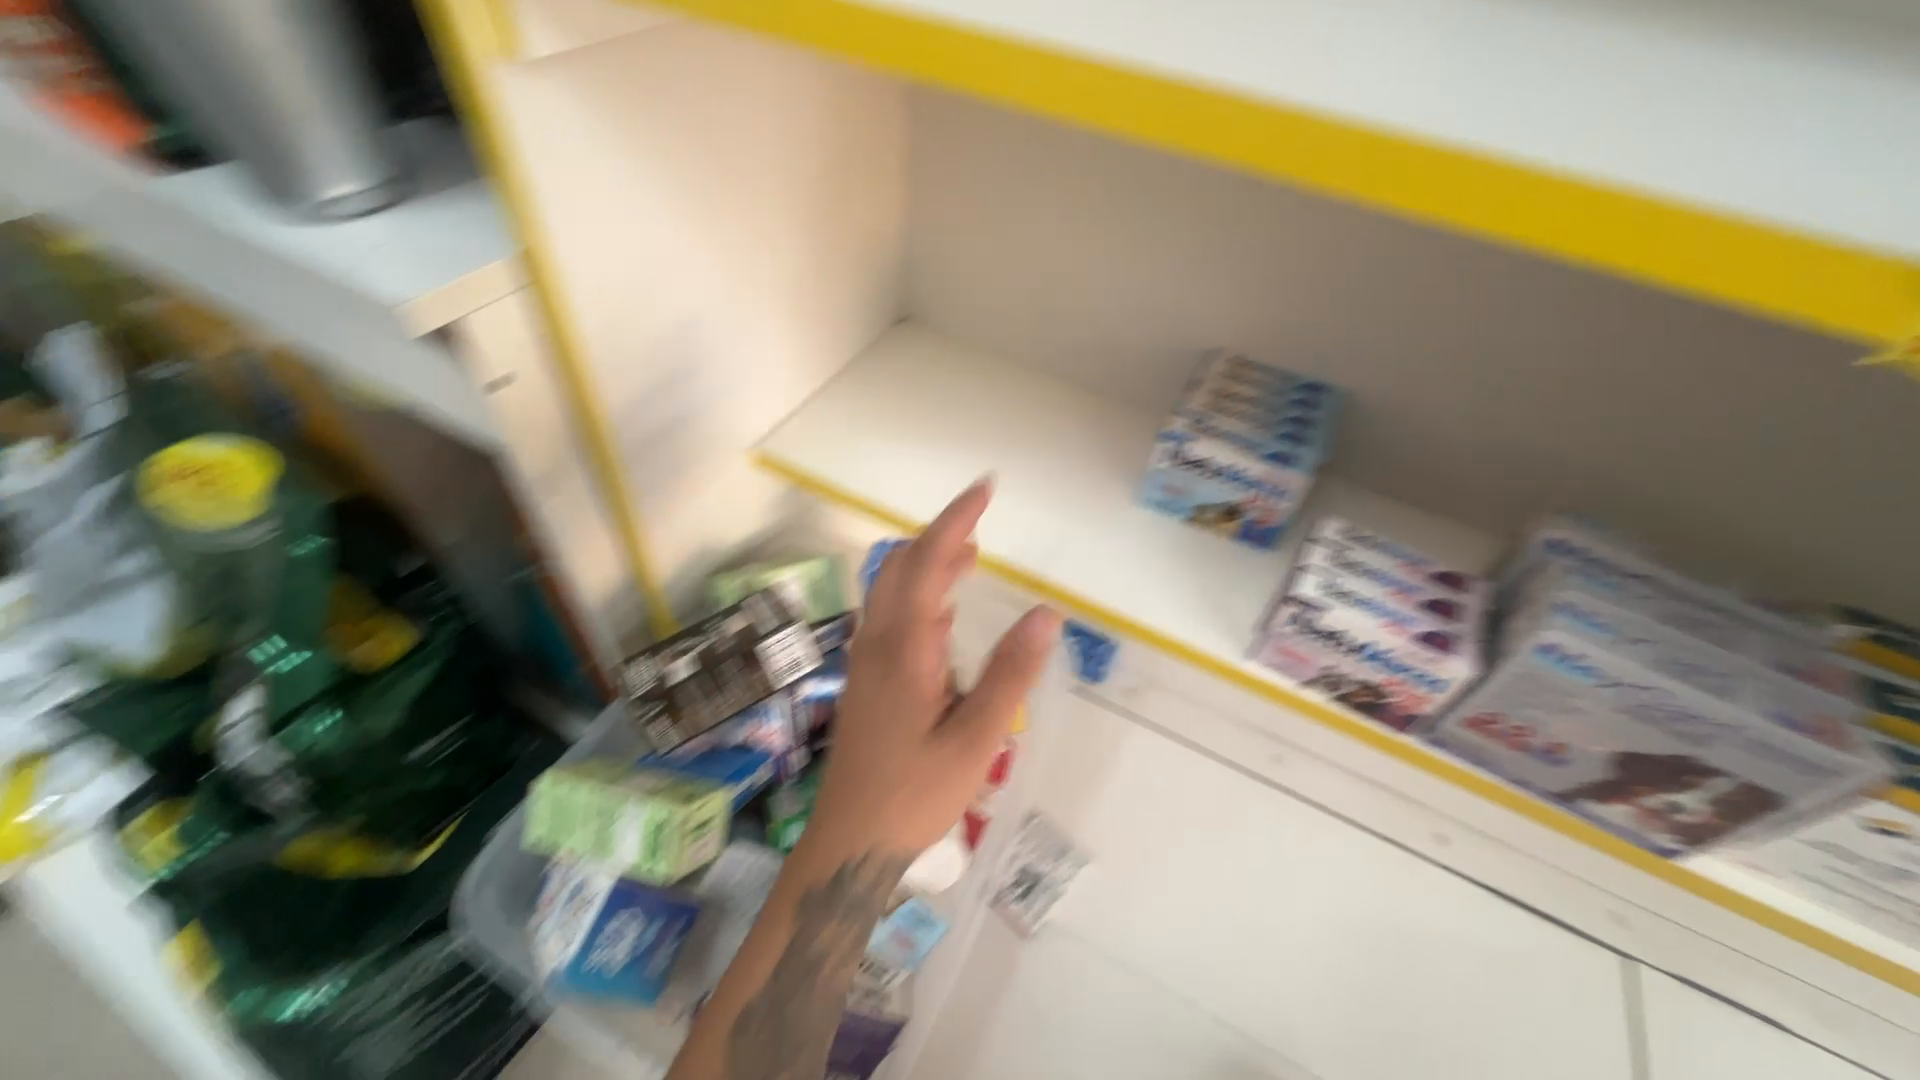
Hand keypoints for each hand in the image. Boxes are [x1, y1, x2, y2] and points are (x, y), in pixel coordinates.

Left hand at [807, 478, 1061, 857]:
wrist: (850, 840)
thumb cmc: (915, 794)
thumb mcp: (976, 739)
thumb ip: (1010, 674)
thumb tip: (1045, 613)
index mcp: (904, 648)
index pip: (927, 562)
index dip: (956, 520)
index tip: (985, 489)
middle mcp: (876, 643)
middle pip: (900, 566)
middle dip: (939, 536)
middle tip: (982, 522)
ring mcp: (865, 661)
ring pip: (889, 590)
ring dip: (926, 564)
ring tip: (970, 557)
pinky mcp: (865, 681)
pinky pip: (888, 618)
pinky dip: (916, 596)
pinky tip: (942, 617)